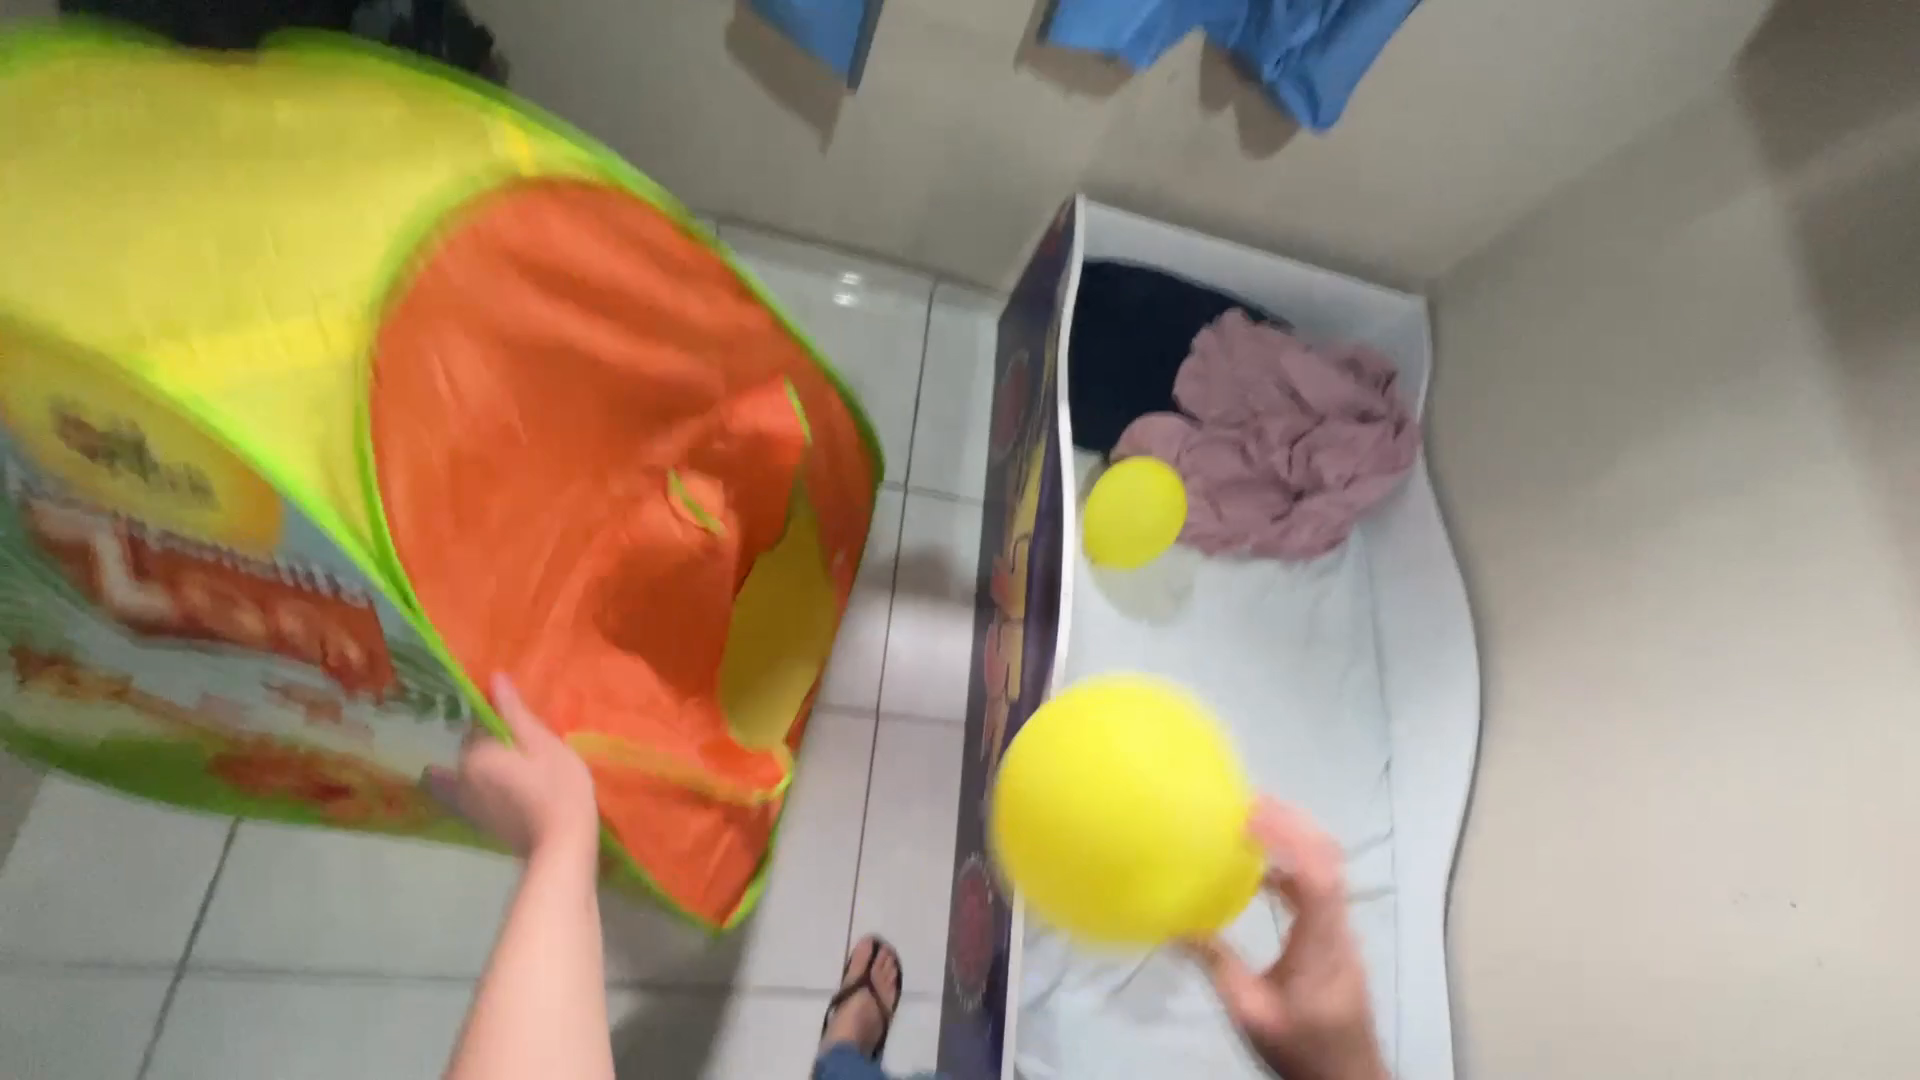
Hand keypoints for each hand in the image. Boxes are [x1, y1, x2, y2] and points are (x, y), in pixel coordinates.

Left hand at [425, 675, 600, 858]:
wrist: (562, 843)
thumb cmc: (558, 786)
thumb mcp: (542, 742)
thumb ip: (514, 712)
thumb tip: (493, 678)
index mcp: (475, 754)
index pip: (478, 723)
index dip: (500, 717)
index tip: (524, 719)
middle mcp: (461, 779)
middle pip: (473, 748)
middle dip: (492, 741)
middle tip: (528, 743)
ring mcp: (467, 805)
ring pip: (470, 773)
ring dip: (486, 764)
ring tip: (517, 764)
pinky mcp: (480, 822)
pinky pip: (471, 795)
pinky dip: (482, 786)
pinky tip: (501, 787)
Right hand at [1189, 798, 1386, 1079]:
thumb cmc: (1301, 1049)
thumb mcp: (1250, 1013)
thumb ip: (1216, 966)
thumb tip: (1174, 923)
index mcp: (1322, 944)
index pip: (1317, 876)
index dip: (1289, 837)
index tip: (1251, 813)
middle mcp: (1338, 928)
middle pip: (1327, 858)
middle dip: (1291, 822)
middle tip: (1246, 802)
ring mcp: (1340, 930)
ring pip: (1326, 867)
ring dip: (1292, 836)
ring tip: (1249, 820)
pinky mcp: (1334, 936)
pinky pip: (1317, 884)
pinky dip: (1289, 862)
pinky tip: (1256, 867)